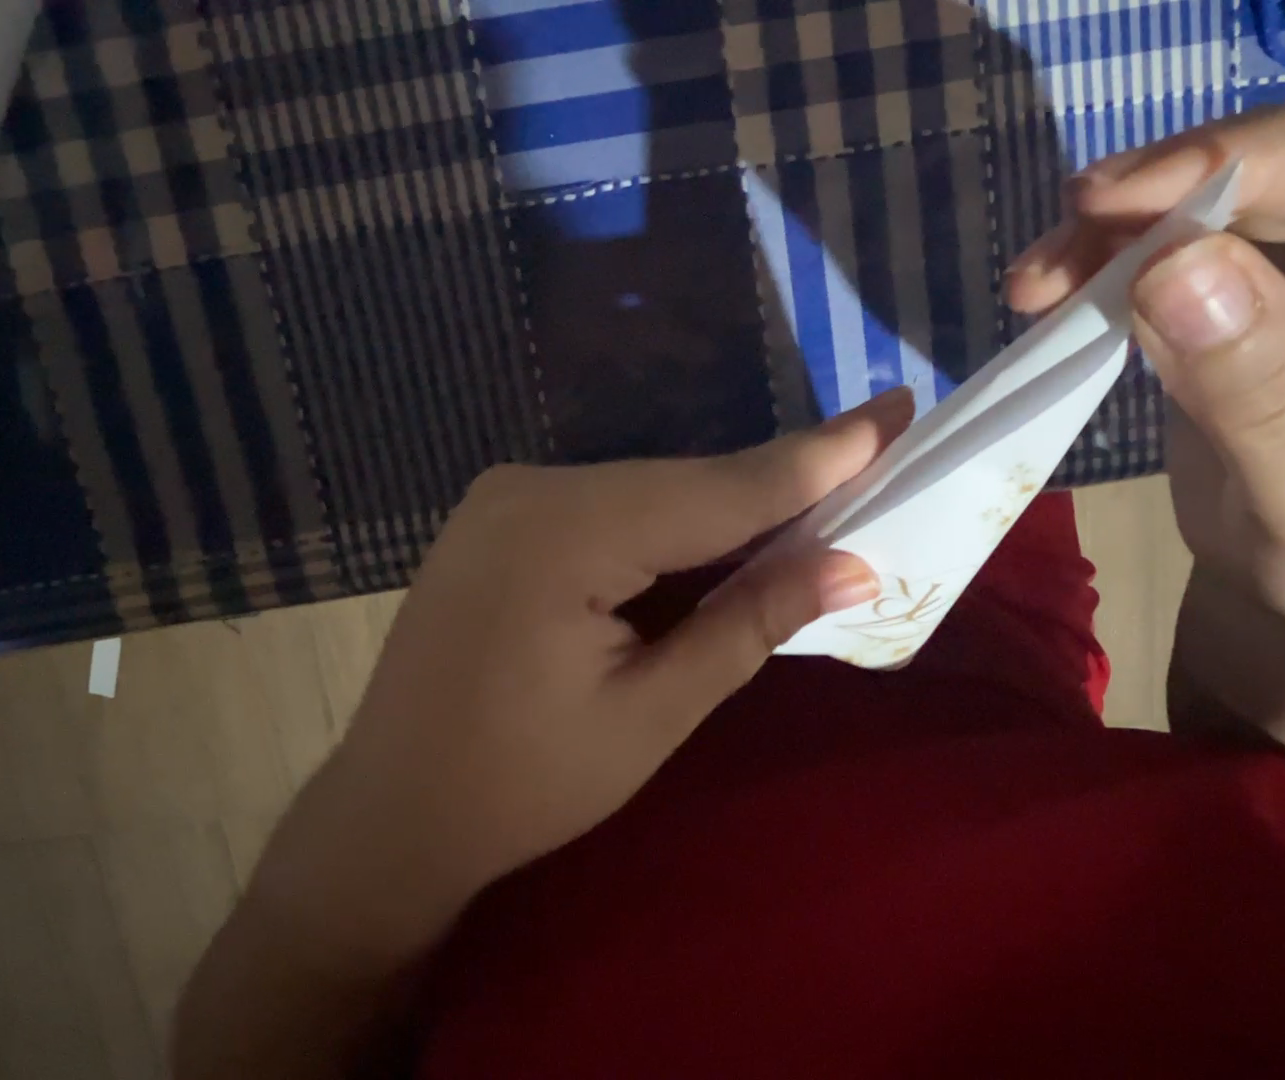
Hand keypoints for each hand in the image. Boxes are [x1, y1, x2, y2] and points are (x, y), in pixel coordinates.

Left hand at [246, 389, 911, 959]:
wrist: (390, 812)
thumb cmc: (522, 785)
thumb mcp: (653, 715)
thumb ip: (749, 625)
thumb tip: (853, 566)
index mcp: (563, 535)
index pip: (720, 490)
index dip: (817, 458)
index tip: (894, 410)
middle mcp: (529, 488)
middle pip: (686, 482)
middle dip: (780, 485)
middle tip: (873, 460)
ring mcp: (506, 496)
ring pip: (652, 490)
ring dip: (729, 507)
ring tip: (816, 506)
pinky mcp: (501, 517)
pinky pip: (612, 506)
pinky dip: (673, 524)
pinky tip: (722, 537)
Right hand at [1007, 104, 1284, 831]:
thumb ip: (1270, 393)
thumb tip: (1171, 268)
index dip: (1261, 160)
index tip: (1119, 196)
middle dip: (1172, 193)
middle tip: (1063, 229)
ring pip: (1224, 202)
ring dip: (1120, 231)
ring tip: (1034, 282)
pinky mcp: (1262, 301)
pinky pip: (1179, 255)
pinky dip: (1109, 270)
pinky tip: (1055, 297)